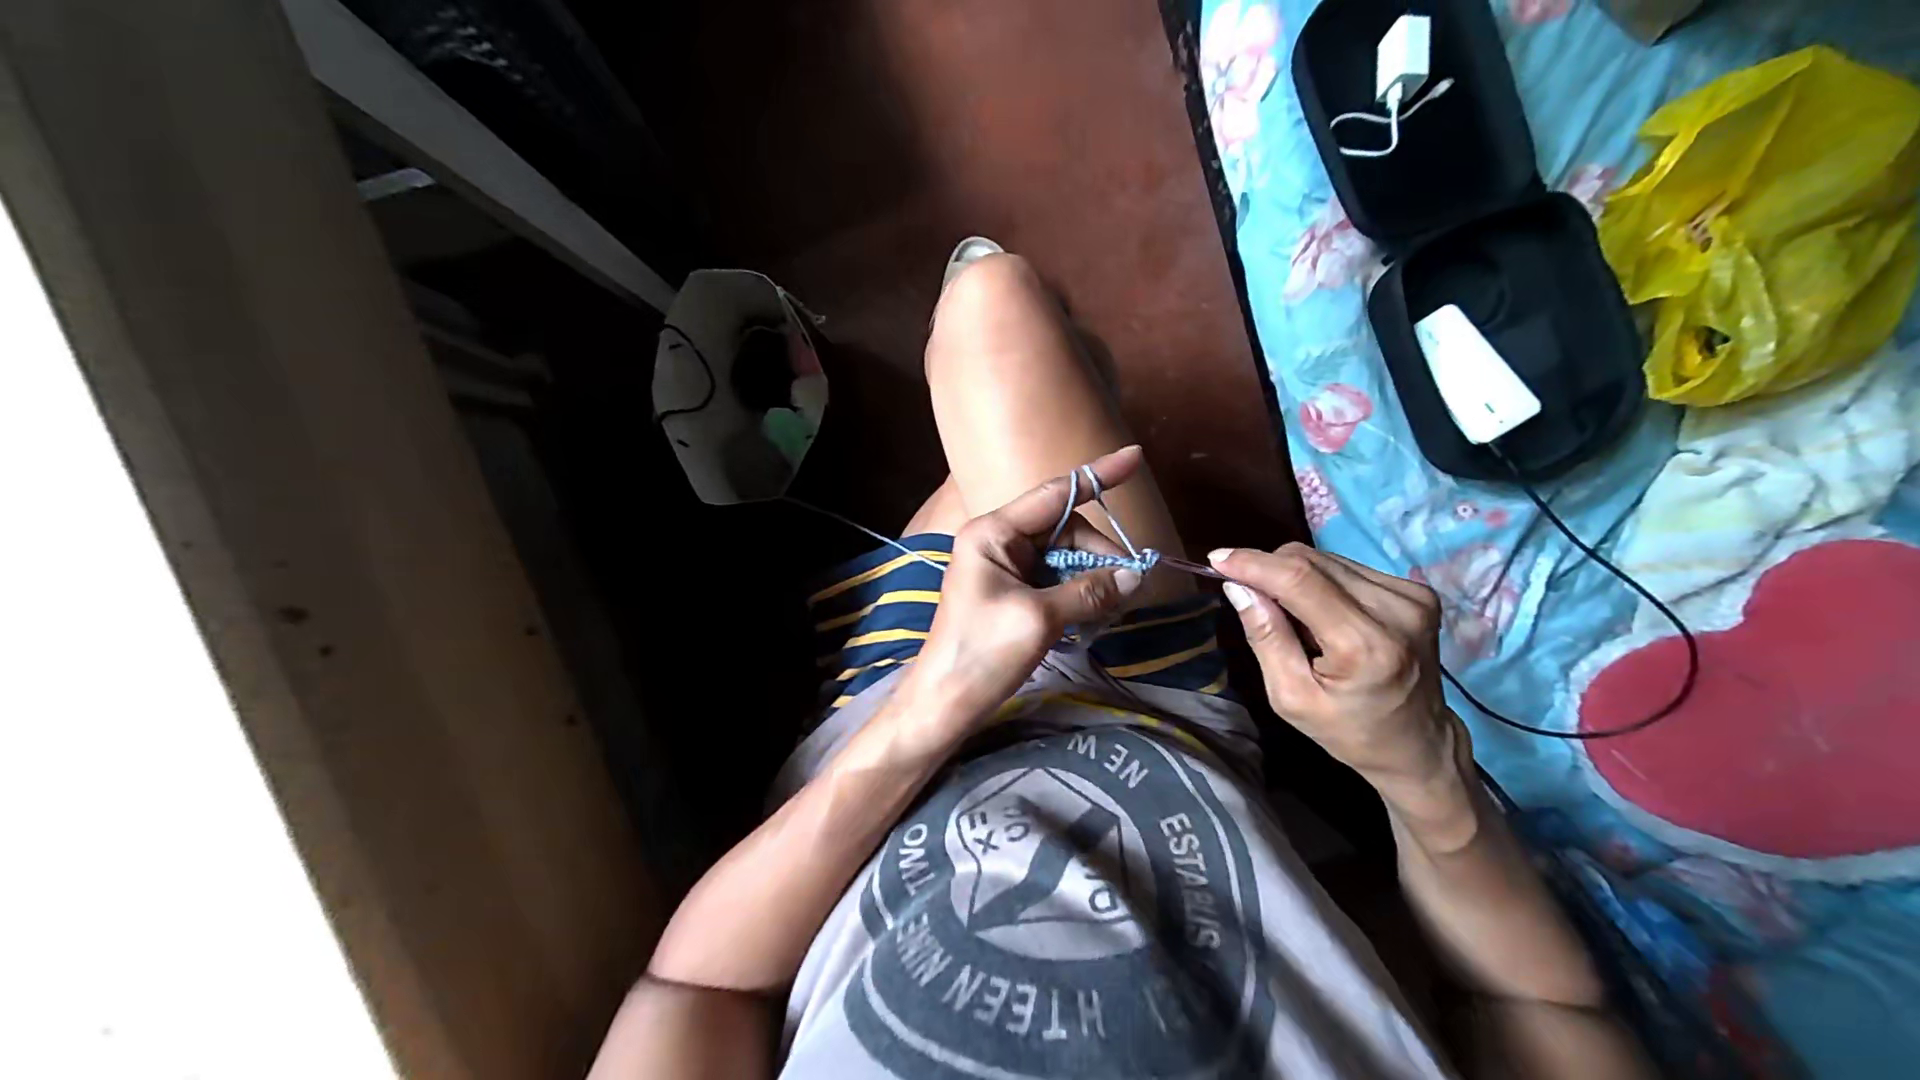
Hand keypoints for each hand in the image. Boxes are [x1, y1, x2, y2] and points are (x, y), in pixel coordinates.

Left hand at [902, 447, 1147, 733]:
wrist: (943, 703)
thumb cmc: (981, 655)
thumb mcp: (1039, 620)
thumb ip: (1088, 591)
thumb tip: (1136, 575)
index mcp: (992, 533)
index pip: (1054, 495)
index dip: (1097, 476)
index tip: (1136, 456)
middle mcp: (996, 541)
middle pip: (1064, 530)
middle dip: (1098, 554)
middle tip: (1127, 587)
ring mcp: (1002, 567)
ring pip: (1062, 556)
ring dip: (1090, 577)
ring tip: (1109, 608)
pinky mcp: (1009, 592)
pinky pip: (1053, 579)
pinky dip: (1076, 592)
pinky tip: (1091, 613)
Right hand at [1209, 543, 1468, 810]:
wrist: (1417, 743)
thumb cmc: (1347, 730)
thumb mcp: (1290, 697)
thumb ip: (1265, 637)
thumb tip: (1236, 586)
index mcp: (1363, 644)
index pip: (1299, 580)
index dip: (1253, 563)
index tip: (1216, 558)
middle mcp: (1395, 610)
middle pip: (1311, 562)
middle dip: (1268, 569)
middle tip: (1249, 596)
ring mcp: (1412, 597)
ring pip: (1326, 559)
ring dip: (1293, 576)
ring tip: (1293, 617)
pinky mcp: (1417, 592)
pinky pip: (1346, 568)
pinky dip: (1320, 581)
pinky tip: (1322, 613)